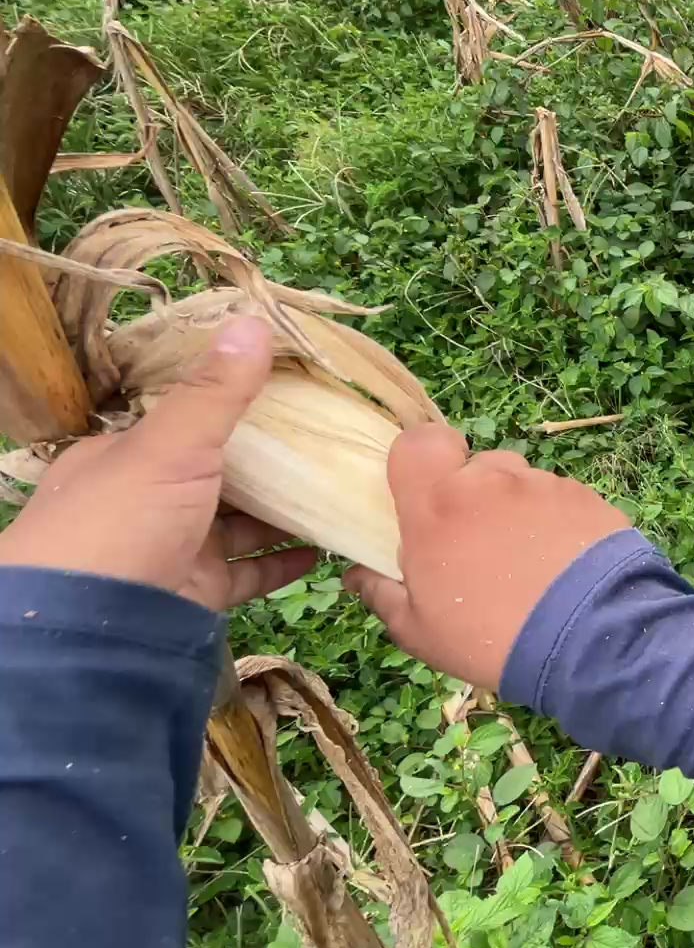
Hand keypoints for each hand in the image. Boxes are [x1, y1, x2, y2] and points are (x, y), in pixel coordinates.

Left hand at [0, 315, 317, 610]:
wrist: (90, 626)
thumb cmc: (120, 523)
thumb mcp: (170, 447)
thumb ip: (217, 392)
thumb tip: (253, 321)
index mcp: (124, 461)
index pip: (187, 426)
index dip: (239, 412)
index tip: (301, 402)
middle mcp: (148, 502)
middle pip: (225, 475)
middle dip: (280, 466)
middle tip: (340, 449)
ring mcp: (176, 548)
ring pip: (247, 523)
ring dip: (293, 513)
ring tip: (348, 494)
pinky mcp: (202, 588)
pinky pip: (257, 569)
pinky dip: (292, 559)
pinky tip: (329, 547)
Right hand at [343, 424, 630, 689]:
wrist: (590, 633)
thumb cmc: (490, 634)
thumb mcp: (419, 629)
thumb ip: (385, 592)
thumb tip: (359, 575)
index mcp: (438, 504)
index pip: (419, 442)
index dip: (421, 457)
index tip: (427, 490)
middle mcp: (493, 482)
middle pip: (477, 465)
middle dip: (474, 493)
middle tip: (481, 540)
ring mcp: (546, 485)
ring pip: (521, 481)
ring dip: (518, 506)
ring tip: (529, 555)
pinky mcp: (588, 496)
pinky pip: (560, 496)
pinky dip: (557, 517)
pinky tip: (563, 556)